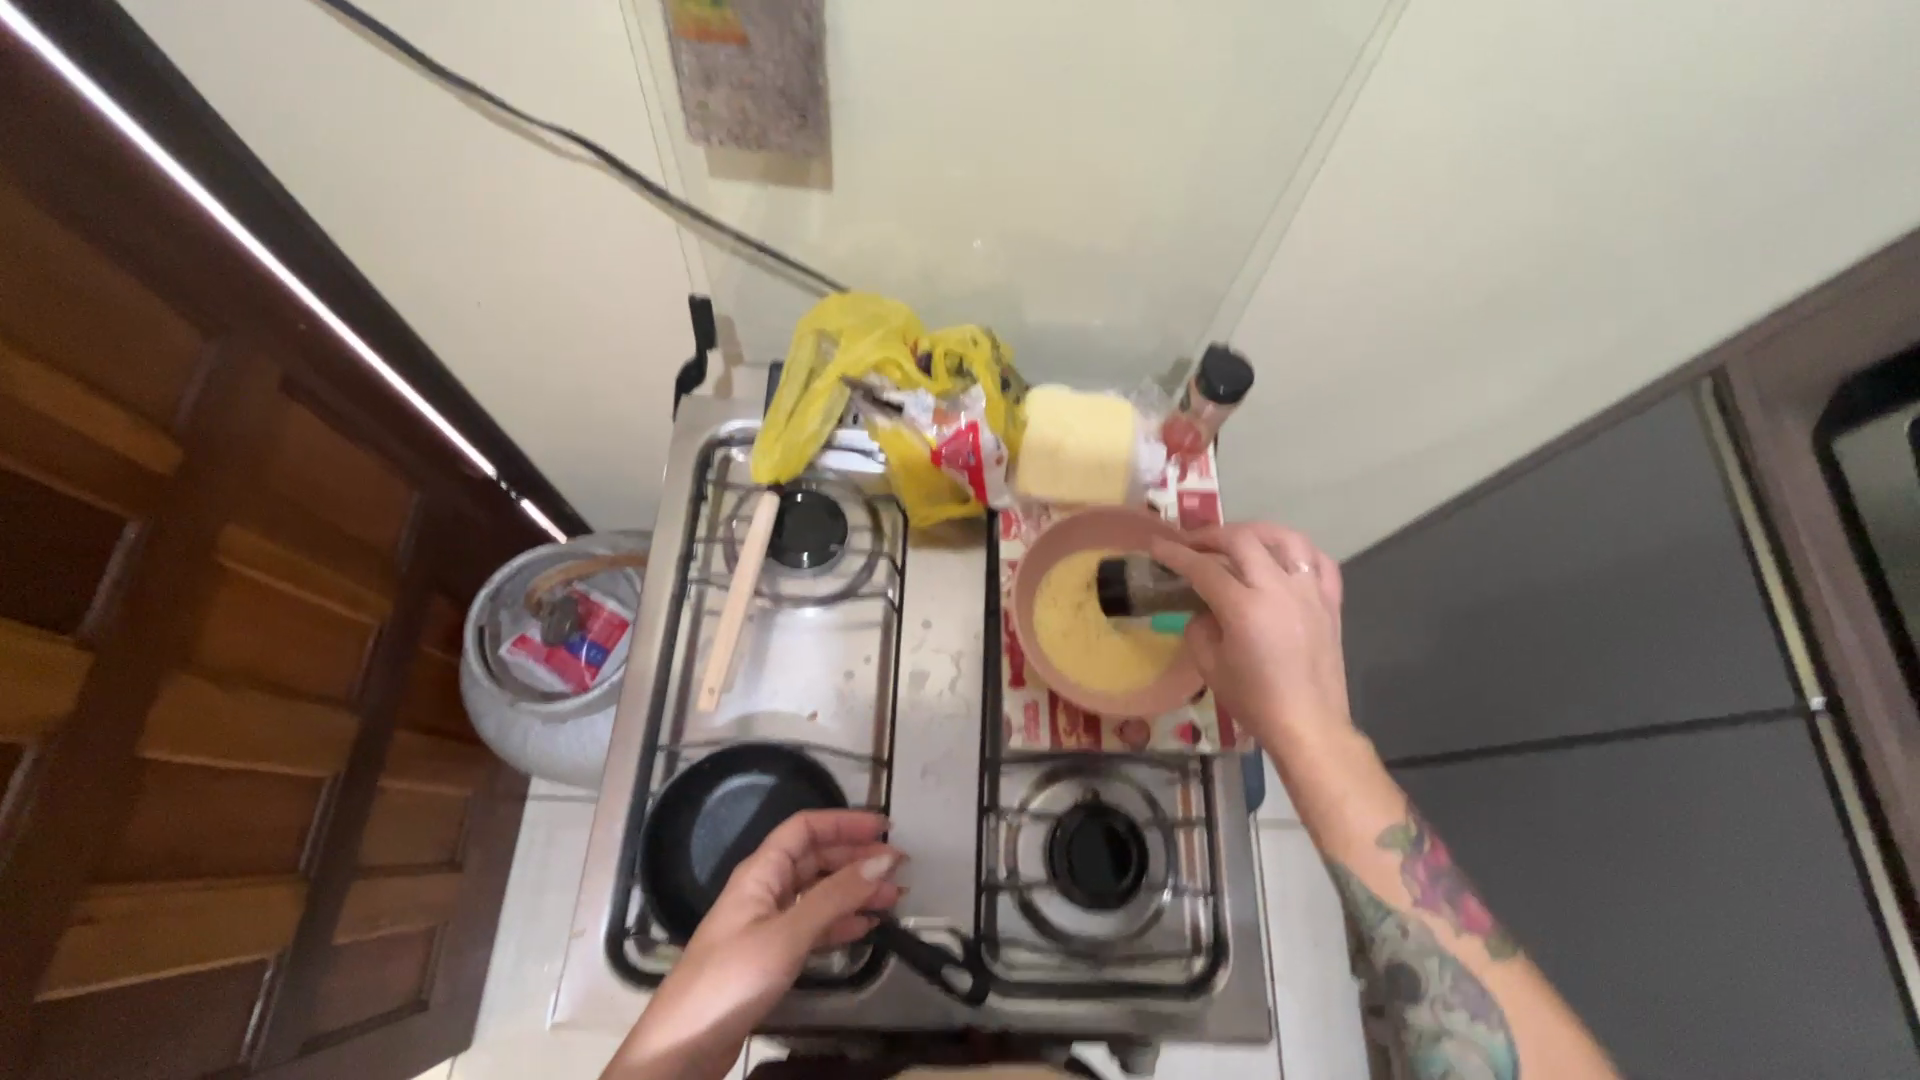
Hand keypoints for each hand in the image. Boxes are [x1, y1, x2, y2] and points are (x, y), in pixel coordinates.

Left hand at [608, 810, 902, 1079]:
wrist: (683, 1046)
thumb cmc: (731, 979)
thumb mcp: (788, 933)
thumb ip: (836, 896)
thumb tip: (882, 859)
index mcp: (761, 871)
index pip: (805, 828)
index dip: (844, 822)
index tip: (883, 828)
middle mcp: (765, 888)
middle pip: (816, 858)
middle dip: (857, 858)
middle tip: (899, 867)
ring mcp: (768, 922)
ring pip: (819, 892)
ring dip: (856, 890)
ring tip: (895, 898)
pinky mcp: (771, 954)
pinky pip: (815, 925)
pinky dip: (842, 922)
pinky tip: (867, 927)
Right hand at [1150, 523, 1351, 749]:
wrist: (1308, 724)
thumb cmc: (1254, 700)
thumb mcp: (1210, 666)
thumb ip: (1200, 628)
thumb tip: (1204, 609)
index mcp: (1244, 608)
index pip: (1203, 568)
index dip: (1176, 554)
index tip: (1157, 546)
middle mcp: (1278, 589)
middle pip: (1242, 540)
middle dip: (1211, 535)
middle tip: (1192, 542)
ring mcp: (1309, 592)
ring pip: (1286, 539)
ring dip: (1256, 531)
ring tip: (1238, 539)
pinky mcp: (1331, 602)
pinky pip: (1319, 561)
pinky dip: (1298, 551)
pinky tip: (1283, 557)